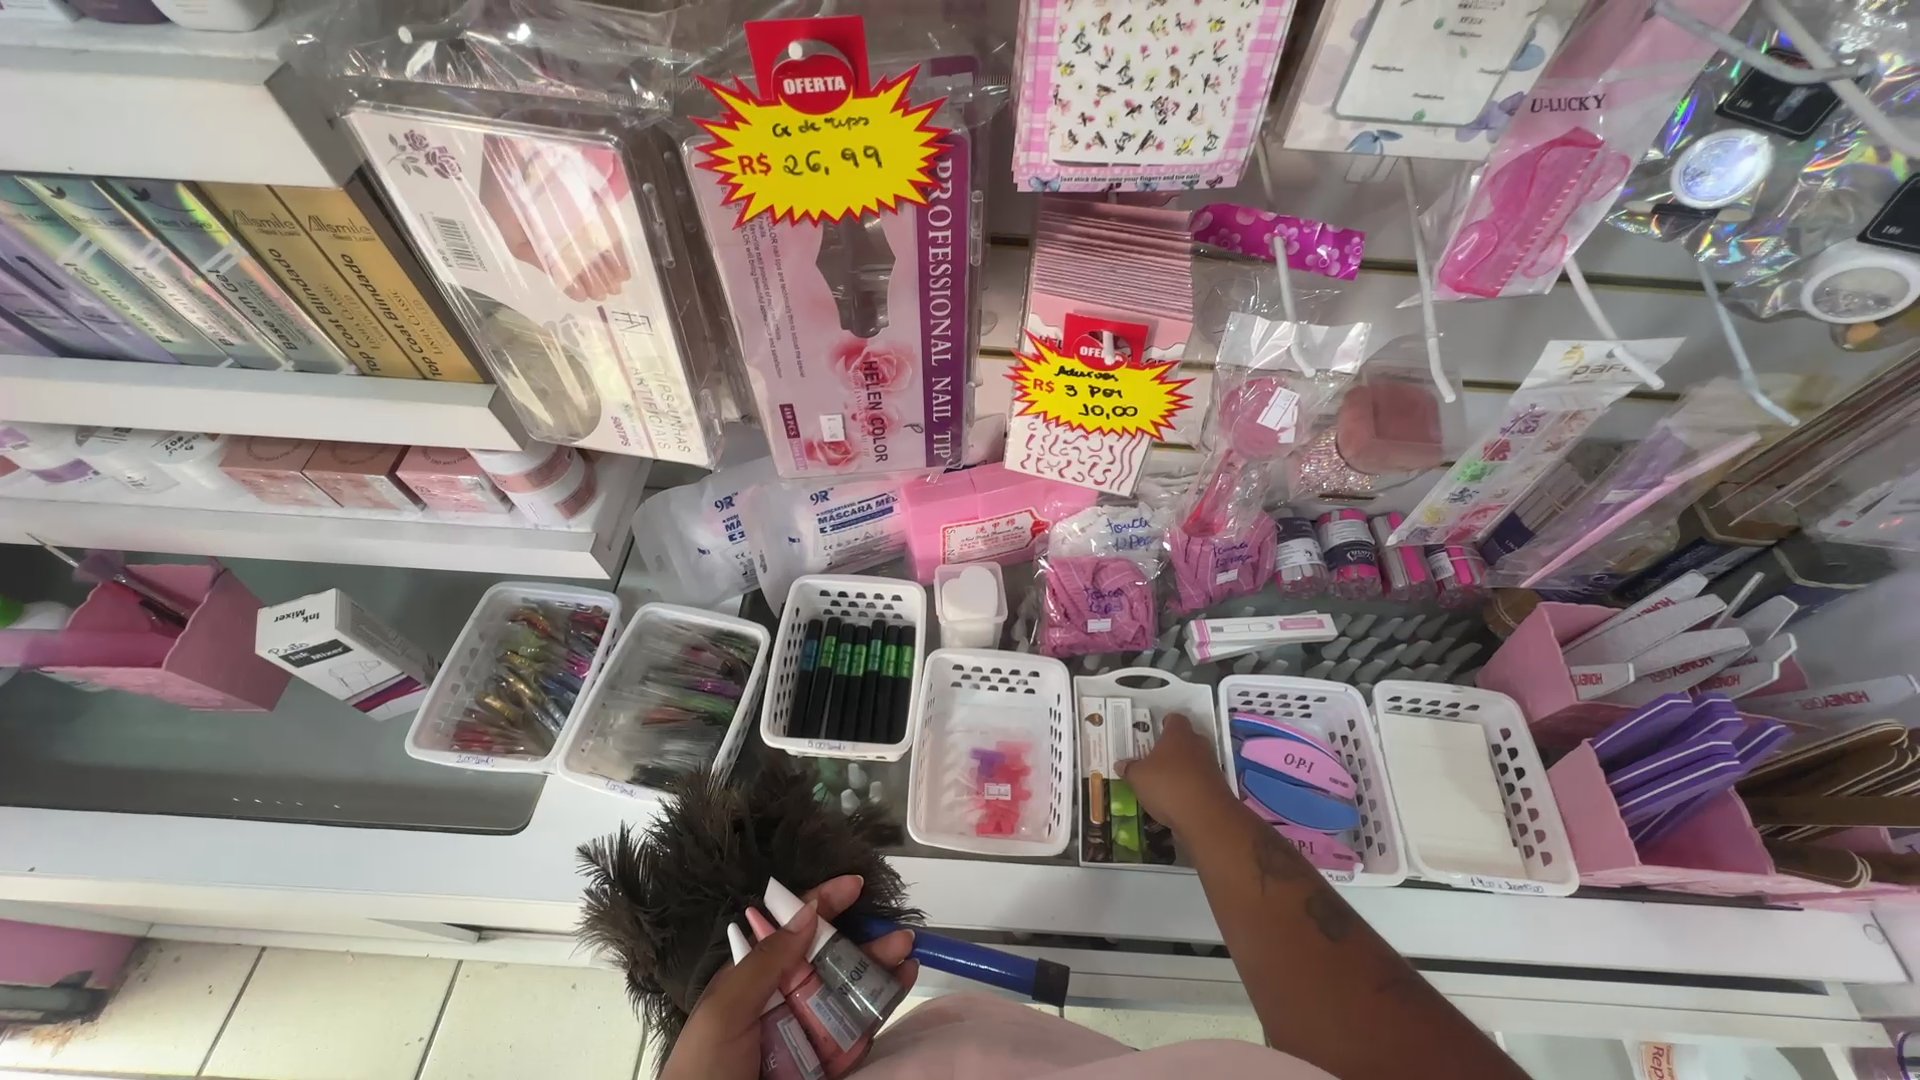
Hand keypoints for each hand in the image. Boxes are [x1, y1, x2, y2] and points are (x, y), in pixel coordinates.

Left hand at [662, 875, 918, 1079]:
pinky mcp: (823, 1066)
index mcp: (754, 981)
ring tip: (907, 954)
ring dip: (879, 969)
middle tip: (897, 931)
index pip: (792, 931)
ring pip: (848, 992)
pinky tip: (901, 985)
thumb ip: (764, 962)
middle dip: (863, 940)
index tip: (854, 884)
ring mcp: (804, 1034)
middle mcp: (783, 1002)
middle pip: (829, 961)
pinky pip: (856, 1032)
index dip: (823, 904)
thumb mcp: (724, 1012)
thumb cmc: (703, 1071)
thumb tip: (806, 910)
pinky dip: (881, 1007)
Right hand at [1118, 712, 1238, 834]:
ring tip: (1165, 783)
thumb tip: (1120, 764)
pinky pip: (1201, 781)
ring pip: (1195, 761)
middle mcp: (1198, 745)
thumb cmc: (1167, 785)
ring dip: (1183, 769)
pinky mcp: (1218, 787)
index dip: (1165, 724)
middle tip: (1157, 759)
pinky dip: (1191, 787)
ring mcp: (1211, 766)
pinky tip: (1178, 800)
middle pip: (1187, 739)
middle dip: (1174, 748)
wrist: (1206, 817)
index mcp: (1178, 735)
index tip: (1156, 732)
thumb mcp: (1138, 777)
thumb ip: (1129, 769)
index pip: (1175, 719)